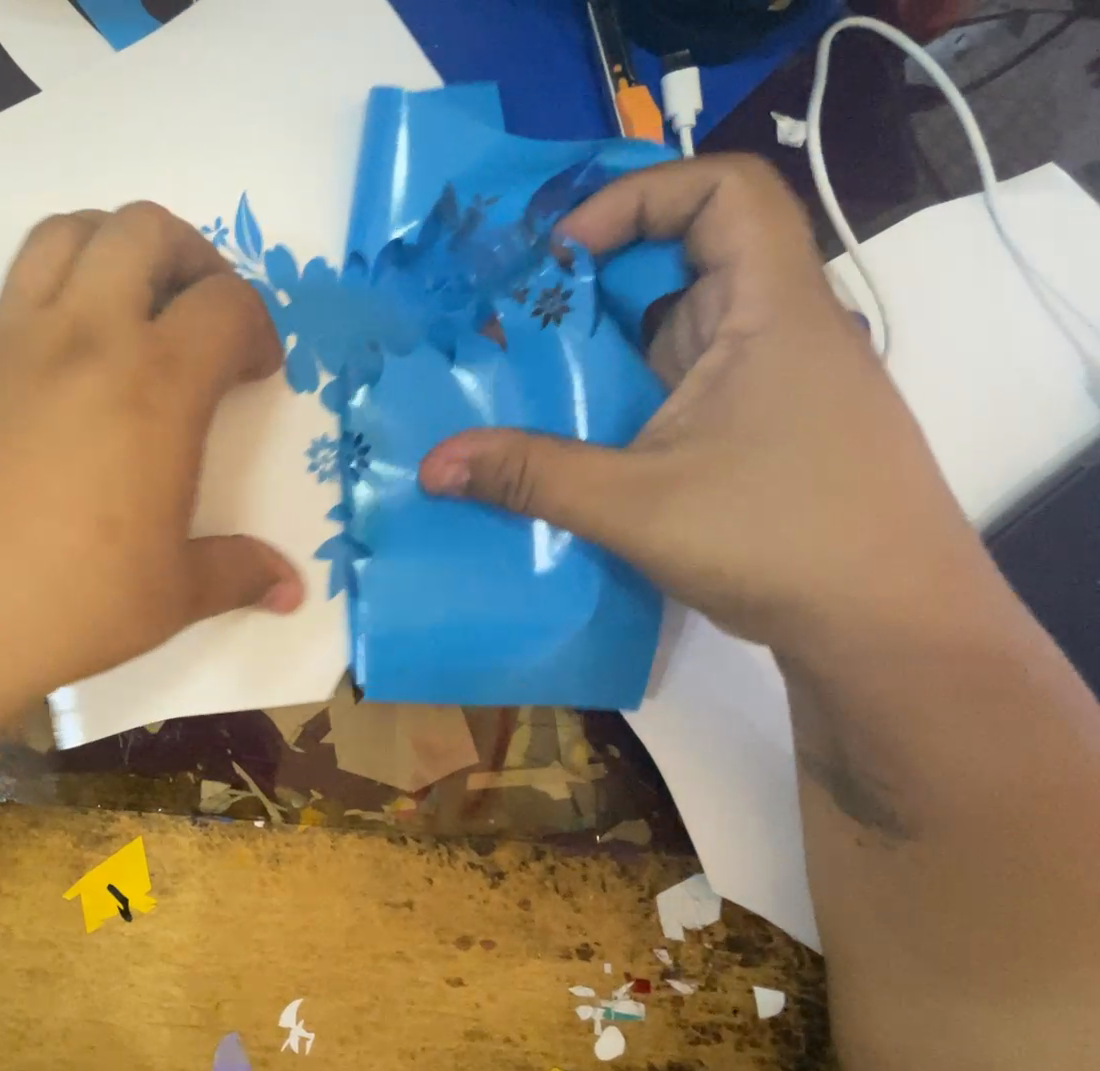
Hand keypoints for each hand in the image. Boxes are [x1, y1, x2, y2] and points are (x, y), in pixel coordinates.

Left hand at [0, 202, 300, 707]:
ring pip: (64, 235)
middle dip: (190, 254)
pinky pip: (10, 295)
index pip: (227, 304)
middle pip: (144, 230)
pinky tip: (52, 370)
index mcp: (155, 383)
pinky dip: (49, 300)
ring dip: (110, 248)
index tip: (255, 371)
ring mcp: (8, 341)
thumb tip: (290, 589)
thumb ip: (236, 575)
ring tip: (125, 304)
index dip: (257, 327)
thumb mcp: (168, 597)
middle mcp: (83, 337)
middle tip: (198, 311)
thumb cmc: (62, 604)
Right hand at [417, 155, 988, 653]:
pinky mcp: (753, 426)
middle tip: (512, 311)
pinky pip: (673, 376)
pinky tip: (568, 425)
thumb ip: (529, 476)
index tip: (562, 252)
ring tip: (522, 366)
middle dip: (591, 273)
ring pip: (674, 322)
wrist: (889, 629)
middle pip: (684, 254)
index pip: (724, 190)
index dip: (638, 196)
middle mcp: (774, 329)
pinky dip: (617, 383)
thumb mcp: (636, 505)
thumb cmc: (783, 541)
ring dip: (598, 336)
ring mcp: (764, 381)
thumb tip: (431, 465)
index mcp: (772, 313)